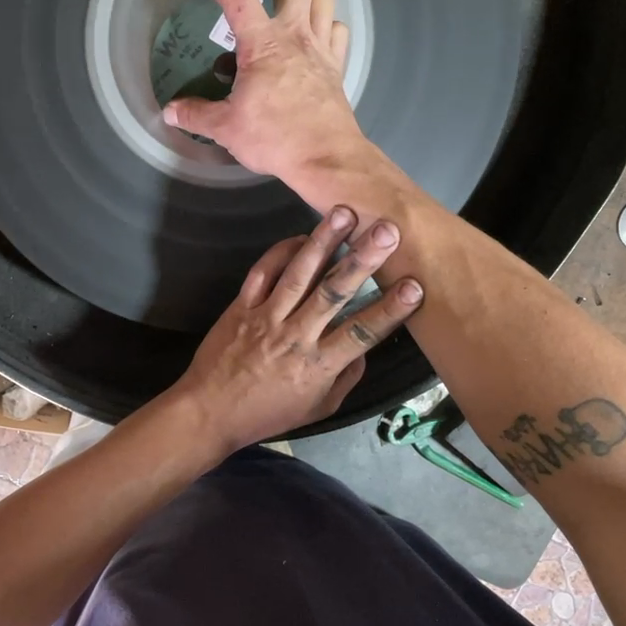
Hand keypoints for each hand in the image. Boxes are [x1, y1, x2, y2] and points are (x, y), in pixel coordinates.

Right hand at [160, 0, 369, 179]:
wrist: (325, 158)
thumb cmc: (274, 138)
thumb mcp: (226, 128)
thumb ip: (196, 114)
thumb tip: (171, 110)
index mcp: (263, 44)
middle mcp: (296, 36)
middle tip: (260, 4)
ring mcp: (322, 48)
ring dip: (305, 0)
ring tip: (287, 19)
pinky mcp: (338, 66)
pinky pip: (337, 29)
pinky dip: (326, 27)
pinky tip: (311, 43)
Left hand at [163, 206, 424, 457]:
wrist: (209, 411)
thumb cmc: (268, 413)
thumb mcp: (318, 408)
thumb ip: (346, 378)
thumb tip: (364, 348)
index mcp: (318, 365)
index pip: (361, 332)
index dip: (390, 309)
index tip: (415, 286)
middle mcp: (294, 336)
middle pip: (333, 292)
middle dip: (362, 260)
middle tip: (386, 231)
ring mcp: (265, 317)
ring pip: (298, 273)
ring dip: (322, 241)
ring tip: (343, 213)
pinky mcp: (240, 306)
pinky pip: (262, 272)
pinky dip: (280, 251)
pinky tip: (300, 235)